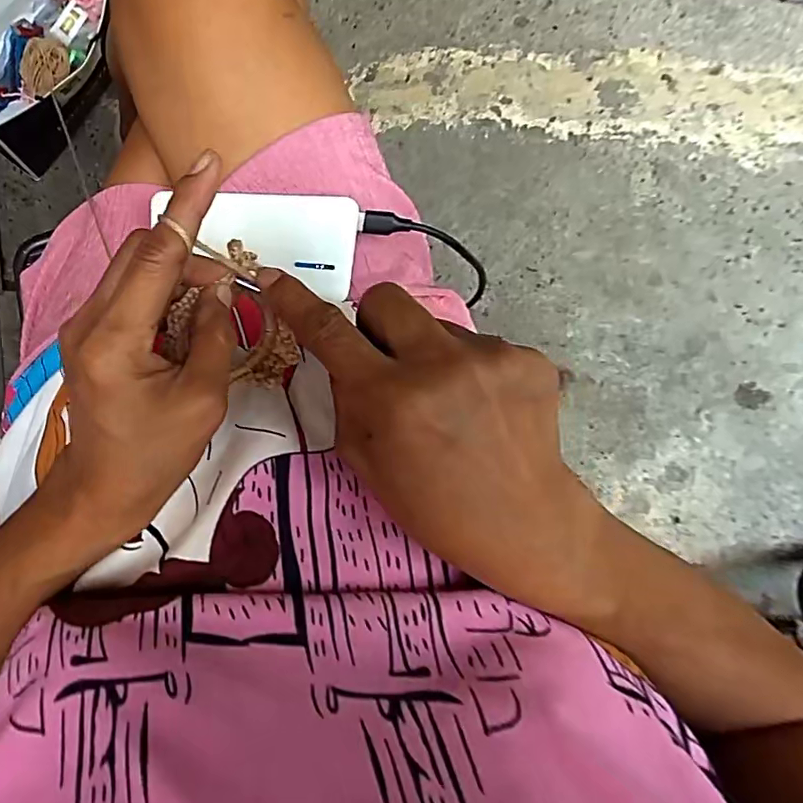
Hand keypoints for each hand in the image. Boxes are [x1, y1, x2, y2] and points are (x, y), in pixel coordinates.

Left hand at [38, 150, 236, 563]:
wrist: (99, 492)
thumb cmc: (152, 457)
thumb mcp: (201, 399)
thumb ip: (211, 333)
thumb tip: (215, 288)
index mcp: (114, 337)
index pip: (156, 253)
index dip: (186, 205)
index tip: (207, 163)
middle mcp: (88, 321)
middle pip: (140, 255)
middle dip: (188, 255)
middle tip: (225, 285)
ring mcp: (82, 327)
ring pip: (132, 272)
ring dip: (174, 277)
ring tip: (208, 313)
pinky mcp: (86, 336)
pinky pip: (126, 295)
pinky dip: (158, 297)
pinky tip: (181, 324)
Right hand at [260, 276, 626, 625]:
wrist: (527, 526)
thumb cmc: (430, 503)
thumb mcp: (361, 457)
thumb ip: (344, 398)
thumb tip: (341, 356)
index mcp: (390, 398)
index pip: (328, 330)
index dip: (295, 299)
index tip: (273, 276)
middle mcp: (439, 366)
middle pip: (385, 298)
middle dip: (373, 322)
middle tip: (383, 362)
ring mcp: (491, 357)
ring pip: (431, 323)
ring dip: (423, 350)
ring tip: (444, 398)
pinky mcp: (529, 358)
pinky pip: (472, 342)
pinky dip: (464, 366)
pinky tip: (479, 405)